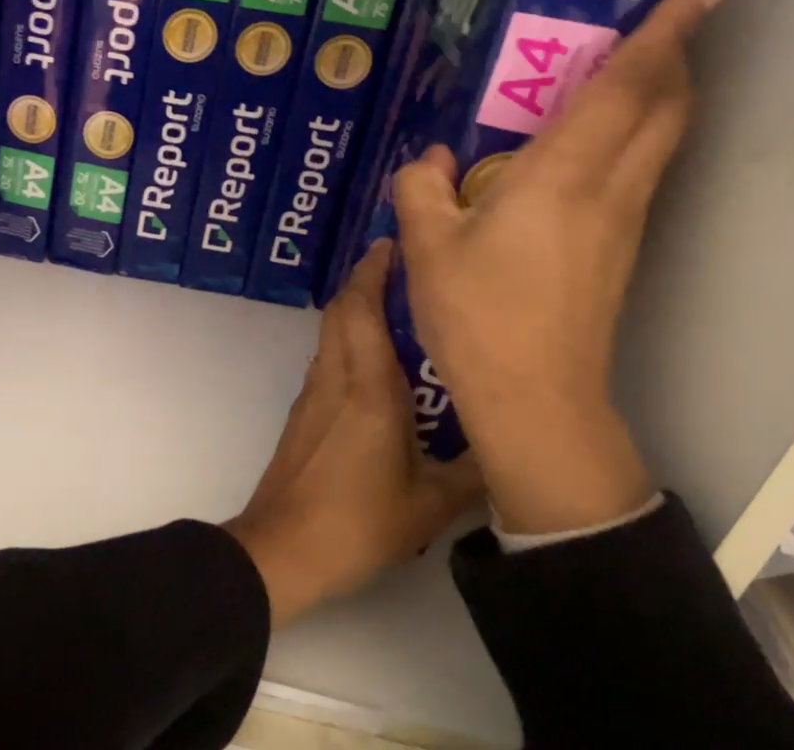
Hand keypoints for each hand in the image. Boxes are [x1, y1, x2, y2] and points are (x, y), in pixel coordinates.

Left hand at [227, 239, 484, 626]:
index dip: (374, 271)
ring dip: (356, 311)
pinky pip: (328, 361)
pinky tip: (379, 365)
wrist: (284, 550)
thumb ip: (474, 472)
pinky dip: (349, 343)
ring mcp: (311, 397)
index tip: (394, 244)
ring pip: (331, 335)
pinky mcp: (303, 417)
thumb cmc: (358, 522)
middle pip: (341, 311)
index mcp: (367, 388)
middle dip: (366, 281)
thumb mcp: (432, 505)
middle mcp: (333, 379)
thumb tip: (509, 444)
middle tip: (405, 269)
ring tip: (400, 310)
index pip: (362, 309)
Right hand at [393, 0, 724, 535]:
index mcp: (561, 177)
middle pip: (664, 109)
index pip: (625, 89)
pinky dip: (631, 139)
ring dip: (656, 98)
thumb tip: (432, 159)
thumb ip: (420, 188)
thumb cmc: (477, 314)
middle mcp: (608, 190)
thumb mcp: (425, 247)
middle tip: (658, 24)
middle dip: (673, 58)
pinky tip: (582, 151)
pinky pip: (638, 173)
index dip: (663, 34)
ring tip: (619, 75)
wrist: (534, 395)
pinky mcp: (620, 250)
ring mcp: (623, 222)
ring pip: (659, 141)